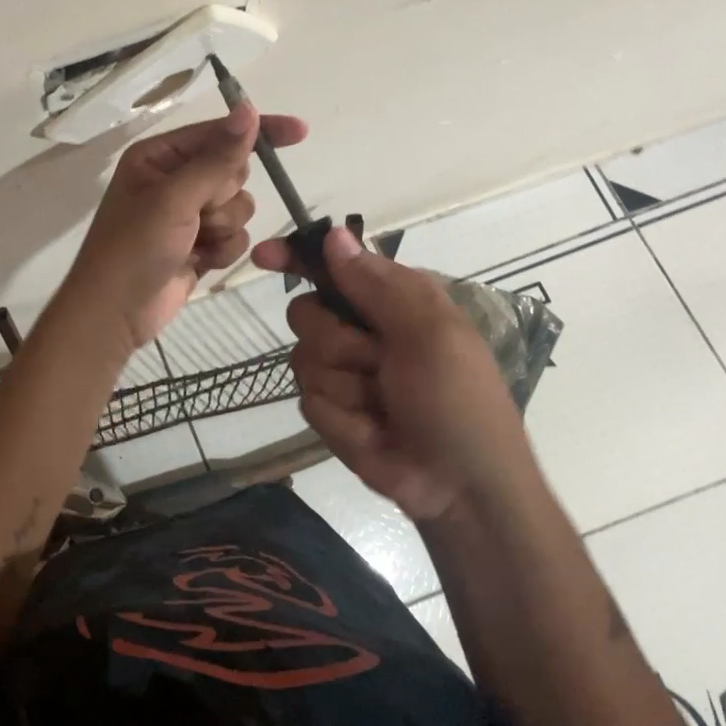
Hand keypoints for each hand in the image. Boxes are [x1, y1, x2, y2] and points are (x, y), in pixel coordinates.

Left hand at [55, 104, 308, 353]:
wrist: (115, 312)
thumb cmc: (135, 247)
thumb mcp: (175, 198)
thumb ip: (217, 158)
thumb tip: (249, 110)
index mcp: (159, 156)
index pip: (219, 132)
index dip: (258, 133)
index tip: (299, 132)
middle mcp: (173, 179)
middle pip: (234, 171)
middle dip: (225, 196)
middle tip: (199, 215)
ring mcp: (187, 214)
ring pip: (239, 206)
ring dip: (224, 227)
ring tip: (194, 243)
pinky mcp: (199, 245)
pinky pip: (235, 236)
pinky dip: (223, 250)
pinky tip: (198, 262)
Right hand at [252, 228, 532, 521]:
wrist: (462, 489)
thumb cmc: (459, 402)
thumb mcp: (431, 334)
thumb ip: (378, 284)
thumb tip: (334, 235)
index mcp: (394, 300)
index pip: (333, 266)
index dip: (295, 258)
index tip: (263, 257)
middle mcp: (363, 330)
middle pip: (305, 313)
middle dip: (337, 341)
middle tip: (380, 363)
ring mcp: (344, 373)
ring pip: (303, 358)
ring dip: (345, 386)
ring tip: (384, 406)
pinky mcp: (330, 411)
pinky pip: (309, 400)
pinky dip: (342, 418)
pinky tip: (373, 432)